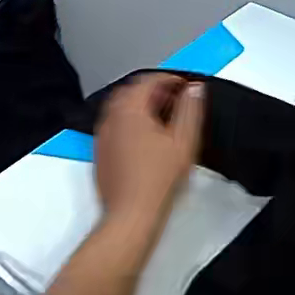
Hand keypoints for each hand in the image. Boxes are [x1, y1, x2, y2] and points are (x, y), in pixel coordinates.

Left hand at [93, 73, 205, 230]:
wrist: (131, 215)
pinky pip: (114, 125)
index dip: (170, 79)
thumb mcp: (184, 141)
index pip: (148, 81)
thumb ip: (190, 109)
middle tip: (175, 98)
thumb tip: (194, 89)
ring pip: (120, 108)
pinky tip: (147, 137)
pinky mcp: (100, 153)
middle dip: (154, 89)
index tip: (186, 85)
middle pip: (130, 91)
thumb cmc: (158, 179)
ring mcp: (102, 136)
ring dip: (141, 105)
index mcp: (130, 110)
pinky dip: (130, 121)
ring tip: (163, 116)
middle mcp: (111, 118)